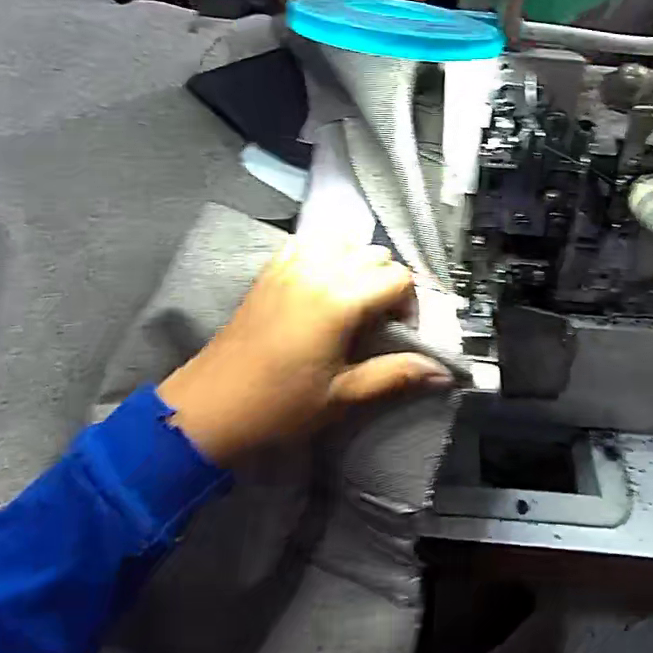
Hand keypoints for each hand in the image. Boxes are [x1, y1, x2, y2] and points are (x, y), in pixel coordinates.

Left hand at [156, 242, 452, 461]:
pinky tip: (322, 284)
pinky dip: (324, 255)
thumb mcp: (344, 395)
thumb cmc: (279, 406)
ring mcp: (289, 268)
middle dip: (388, 283)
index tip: (398, 333)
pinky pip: (307, 243)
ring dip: (358, 264)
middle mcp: (317, 272)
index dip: (408, 304)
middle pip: (375, 255)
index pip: (397, 278)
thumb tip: (443, 373)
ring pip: (343, 242)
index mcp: (340, 300)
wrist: (208, 410)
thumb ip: (397, 375)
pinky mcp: (268, 273)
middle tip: (378, 321)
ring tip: (352, 301)